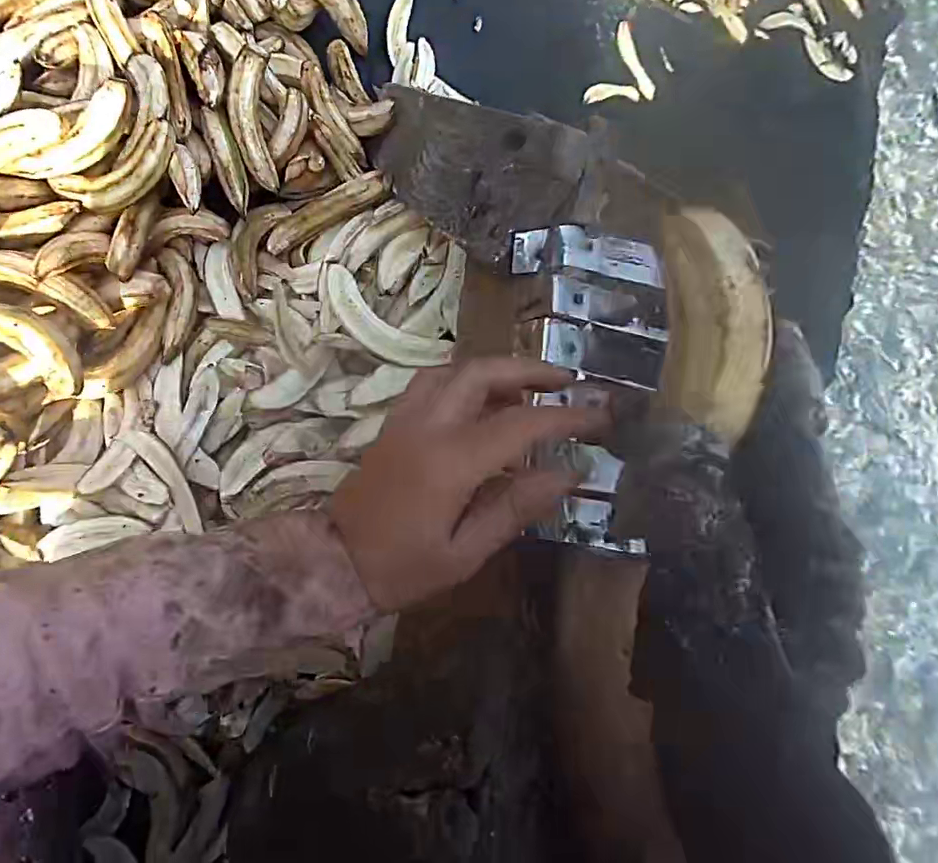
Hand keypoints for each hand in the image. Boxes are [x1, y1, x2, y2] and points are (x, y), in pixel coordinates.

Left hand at [327, 357, 608, 611]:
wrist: (336, 560)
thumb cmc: (402, 567)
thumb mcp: (466, 552)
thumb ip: (515, 508)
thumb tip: (568, 473)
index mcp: (449, 460)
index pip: (519, 422)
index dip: (565, 416)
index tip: (600, 416)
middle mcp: (425, 426)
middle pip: (478, 373)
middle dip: (526, 370)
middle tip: (565, 381)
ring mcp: (402, 420)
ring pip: (449, 371)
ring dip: (491, 370)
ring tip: (527, 389)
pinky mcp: (389, 425)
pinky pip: (427, 385)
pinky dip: (460, 380)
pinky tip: (479, 401)